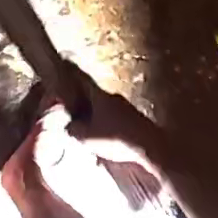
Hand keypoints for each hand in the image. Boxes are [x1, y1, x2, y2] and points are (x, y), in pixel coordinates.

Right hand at [55, 63, 170, 202]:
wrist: (151, 148)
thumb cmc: (116, 139)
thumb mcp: (85, 137)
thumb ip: (73, 129)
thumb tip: (69, 126)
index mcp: (101, 97)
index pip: (83, 81)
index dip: (73, 76)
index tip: (66, 69)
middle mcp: (115, 98)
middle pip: (95, 96)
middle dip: (84, 104)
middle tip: (75, 115)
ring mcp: (128, 109)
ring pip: (107, 109)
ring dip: (98, 117)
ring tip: (91, 134)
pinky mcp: (138, 121)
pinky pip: (119, 120)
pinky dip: (111, 127)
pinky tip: (109, 141)